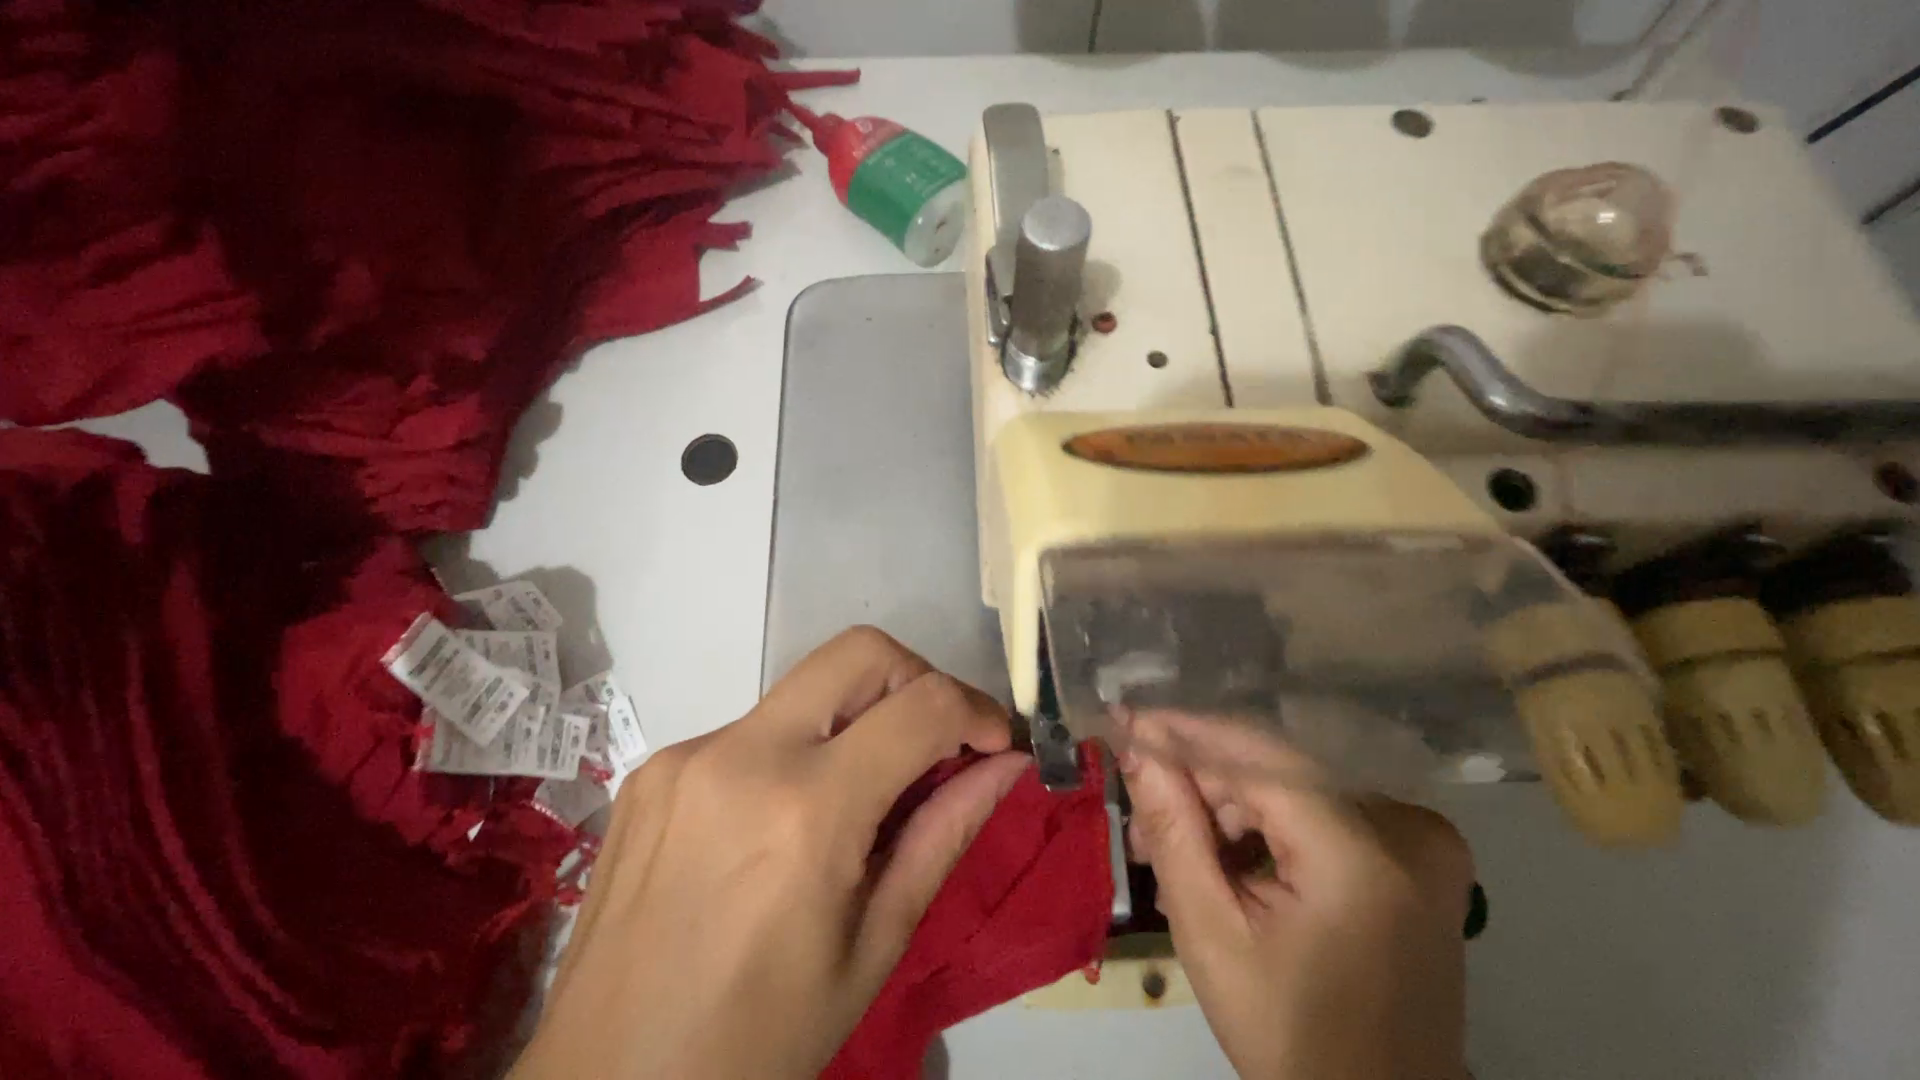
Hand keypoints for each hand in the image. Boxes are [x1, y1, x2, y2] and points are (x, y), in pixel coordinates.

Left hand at [512, 627, 1029, 1079]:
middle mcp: (739, 755)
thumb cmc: (762, 1036)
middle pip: (857, 651)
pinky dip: (793, 753)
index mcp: (806, 812)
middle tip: (937, 744)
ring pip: (802, 691)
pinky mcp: (650, 770)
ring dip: (854, 721)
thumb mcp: (875, 945)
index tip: (996, 746)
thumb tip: (1006, 764)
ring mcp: (685, 756)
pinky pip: (749, 731)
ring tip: (860, 799)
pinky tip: (783, 824)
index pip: (921, 706)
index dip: (978, 711)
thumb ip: (943, 834)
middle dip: (918, 679)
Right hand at [1121, 710, 1473, 1079]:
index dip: (1184, 736)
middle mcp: (1408, 827)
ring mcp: (1423, 839)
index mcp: (1361, 855)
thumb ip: (1174, 832)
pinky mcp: (1420, 854)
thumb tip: (1136, 749)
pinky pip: (1325, 813)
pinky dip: (1270, 826)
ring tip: (1171, 844)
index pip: (1256, 761)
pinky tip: (1225, 855)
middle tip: (1137, 809)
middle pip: (1278, 772)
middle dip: (1200, 779)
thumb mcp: (1212, 936)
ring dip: (1229, 805)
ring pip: (1297, 788)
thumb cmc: (1289, 1034)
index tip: (1124, 722)